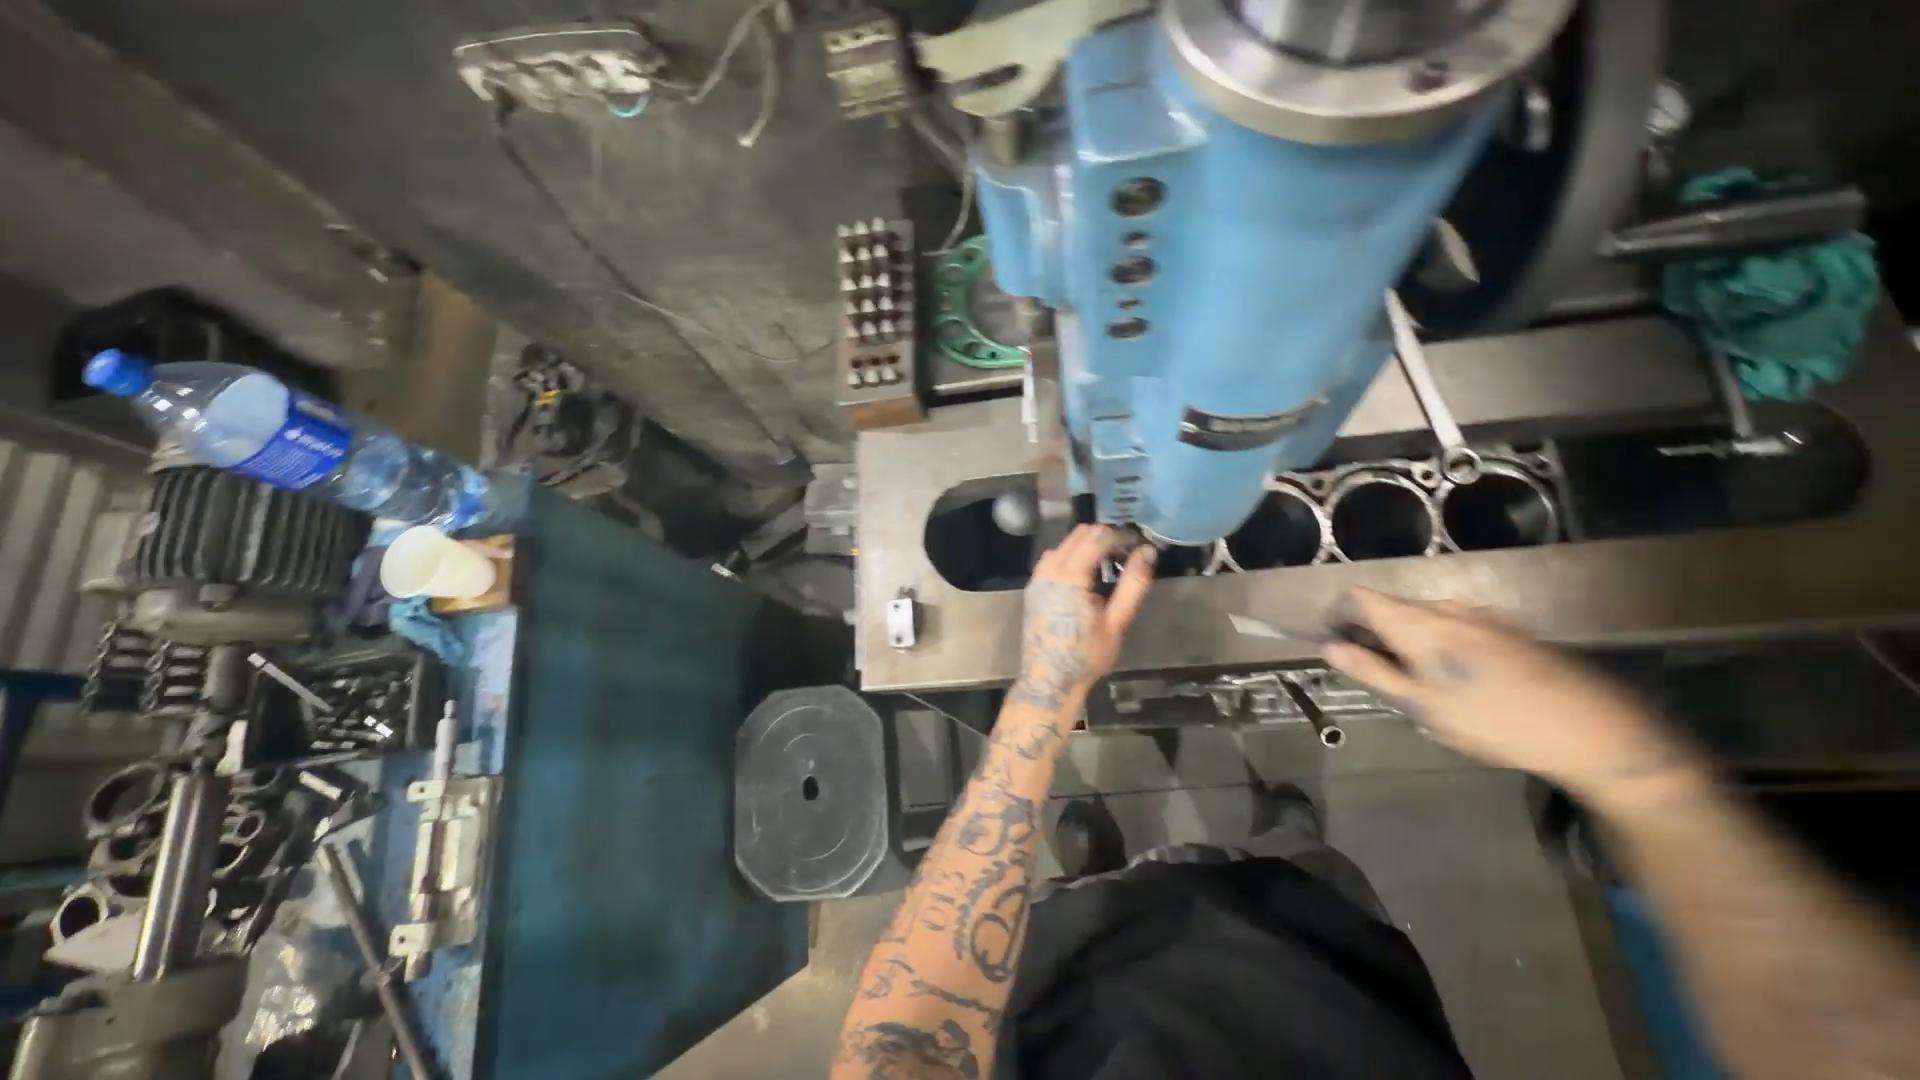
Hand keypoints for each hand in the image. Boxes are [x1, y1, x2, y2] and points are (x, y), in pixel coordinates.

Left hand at [1008, 525, 1154, 711]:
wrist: (1050, 681)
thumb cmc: (1086, 655)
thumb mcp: (1116, 622)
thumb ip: (1133, 584)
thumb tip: (1148, 552)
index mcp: (1069, 577)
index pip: (1096, 538)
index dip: (1120, 535)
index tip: (1138, 543)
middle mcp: (1049, 570)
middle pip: (1078, 534)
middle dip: (1104, 536)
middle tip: (1127, 551)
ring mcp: (1037, 578)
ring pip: (1064, 544)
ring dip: (1087, 544)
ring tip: (1110, 562)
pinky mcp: (1033, 587)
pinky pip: (1053, 558)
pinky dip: (1071, 555)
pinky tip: (1087, 574)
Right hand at [1320, 589, 1704, 802]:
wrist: (1589, 727)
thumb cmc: (1492, 721)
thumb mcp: (1422, 707)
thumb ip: (1372, 673)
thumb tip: (1329, 648)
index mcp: (1417, 623)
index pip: (1359, 597)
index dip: (1339, 616)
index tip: (1337, 646)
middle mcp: (1445, 608)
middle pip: (1391, 607)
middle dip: (1374, 634)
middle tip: (1377, 677)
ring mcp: (1479, 616)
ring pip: (1423, 618)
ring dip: (1407, 641)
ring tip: (1417, 684)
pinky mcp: (1504, 629)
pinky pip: (1452, 627)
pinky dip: (1438, 645)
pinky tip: (1456, 681)